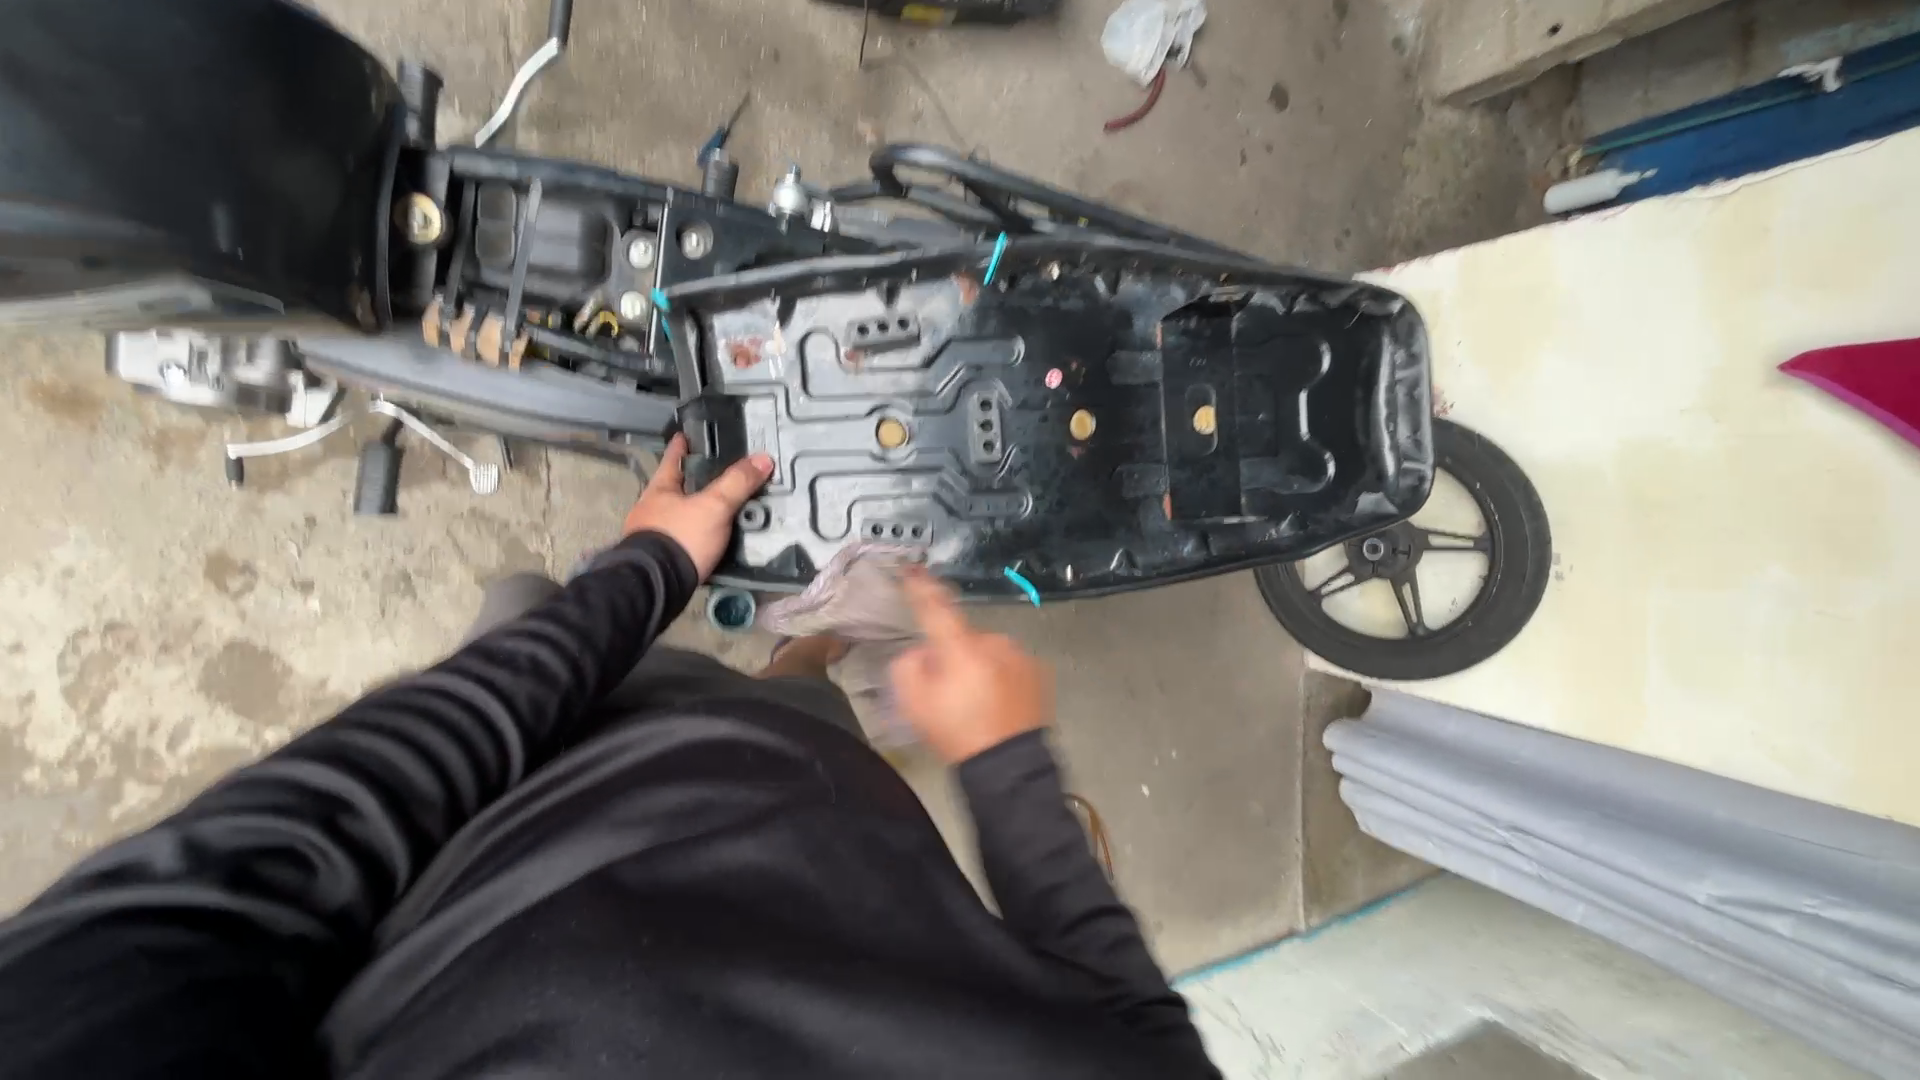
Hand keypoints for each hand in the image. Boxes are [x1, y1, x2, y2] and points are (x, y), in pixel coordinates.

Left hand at [623, 434, 773, 579]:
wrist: (656, 586)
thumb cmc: (681, 537)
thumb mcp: (714, 506)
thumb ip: (738, 483)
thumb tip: (763, 458)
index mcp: (660, 489)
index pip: (672, 459)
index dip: (681, 445)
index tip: (685, 434)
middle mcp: (651, 509)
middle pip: (674, 487)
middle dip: (692, 481)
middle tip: (714, 474)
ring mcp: (652, 535)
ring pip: (677, 514)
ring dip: (694, 510)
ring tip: (717, 509)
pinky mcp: (660, 559)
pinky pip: (681, 538)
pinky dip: (695, 535)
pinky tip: (708, 539)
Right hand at [890, 567, 1051, 763]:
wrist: (1008, 767)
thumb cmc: (957, 734)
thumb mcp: (913, 704)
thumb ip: (909, 666)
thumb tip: (923, 652)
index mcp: (961, 647)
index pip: (937, 608)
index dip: (921, 587)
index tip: (913, 570)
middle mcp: (994, 643)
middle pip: (963, 639)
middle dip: (955, 657)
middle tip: (949, 692)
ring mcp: (1020, 656)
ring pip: (988, 653)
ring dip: (980, 669)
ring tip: (978, 705)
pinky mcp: (1039, 672)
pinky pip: (1010, 666)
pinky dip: (1001, 679)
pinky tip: (998, 706)